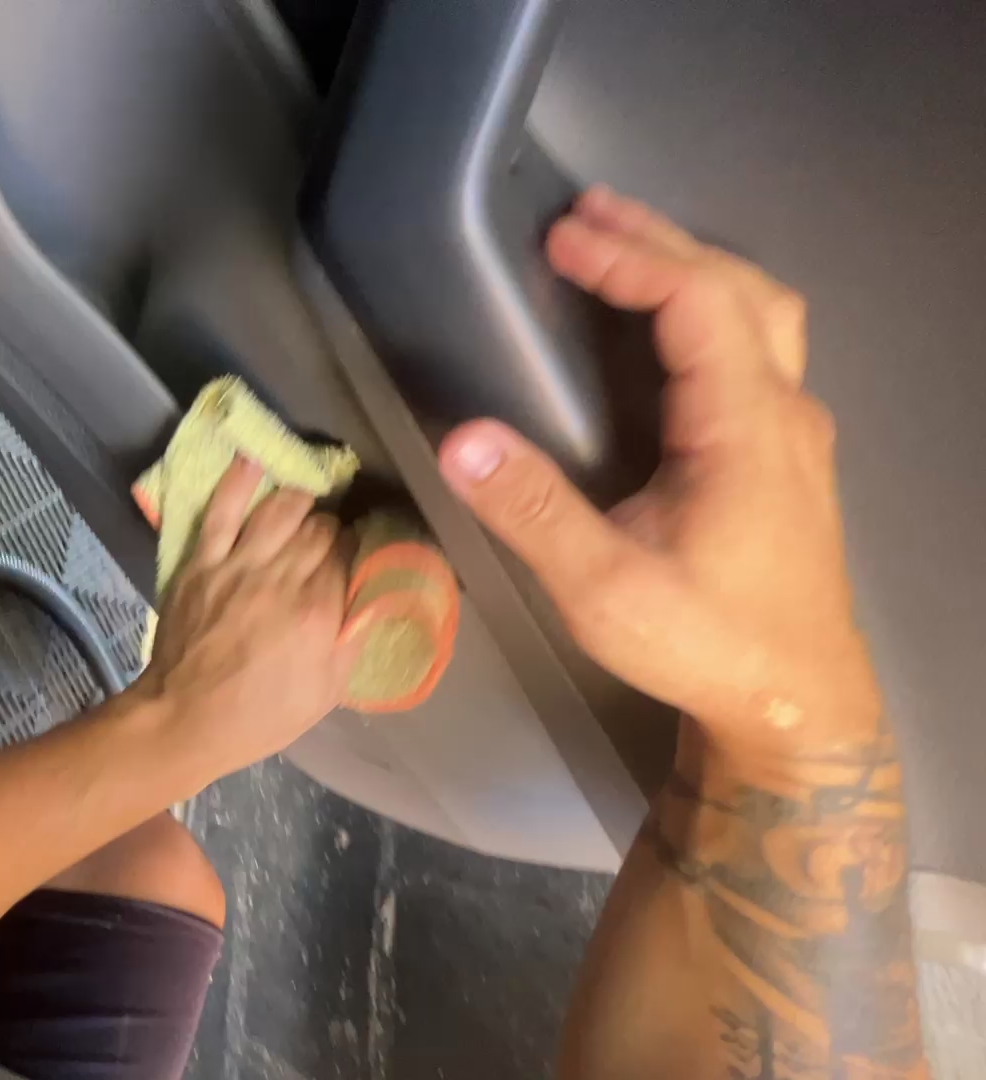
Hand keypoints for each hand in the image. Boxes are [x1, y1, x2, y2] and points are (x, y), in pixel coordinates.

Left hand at [135, 458, 352, 769]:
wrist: (186, 716)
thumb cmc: (261, 713)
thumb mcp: (327, 689)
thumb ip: (354, 636)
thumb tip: (379, 594)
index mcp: (319, 613)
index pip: (352, 557)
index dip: (359, 549)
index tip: (359, 550)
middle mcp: (282, 580)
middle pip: (320, 530)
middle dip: (331, 527)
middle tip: (330, 535)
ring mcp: (238, 566)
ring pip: (279, 511)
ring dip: (299, 499)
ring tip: (308, 497)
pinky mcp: (201, 563)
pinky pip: (221, 513)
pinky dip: (237, 483)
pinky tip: (253, 459)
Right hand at [437, 186, 879, 758]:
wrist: (792, 699)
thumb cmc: (700, 640)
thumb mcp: (601, 584)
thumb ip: (532, 511)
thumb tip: (460, 440)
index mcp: (745, 431)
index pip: (700, 307)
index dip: (630, 261)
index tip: (561, 239)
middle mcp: (780, 415)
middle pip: (740, 292)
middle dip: (662, 242)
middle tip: (588, 216)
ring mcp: (787, 434)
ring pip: (757, 317)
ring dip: (689, 268)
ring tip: (622, 246)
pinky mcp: (774, 455)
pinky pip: (748, 352)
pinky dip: (700, 310)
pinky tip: (660, 326)